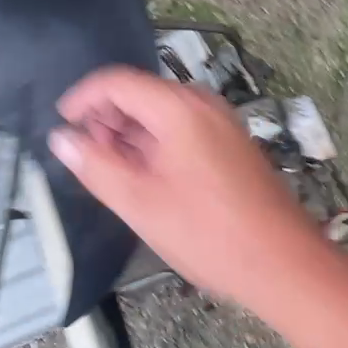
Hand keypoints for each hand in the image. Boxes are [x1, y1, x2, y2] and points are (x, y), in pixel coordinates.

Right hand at [50, 66, 316, 306]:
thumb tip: (62, 139)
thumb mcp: (140, 202)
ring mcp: (219, 120)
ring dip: (128, 134)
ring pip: (158, 112)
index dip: (82, 98)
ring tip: (113, 172)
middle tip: (86, 155)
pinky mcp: (228, 141)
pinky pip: (179, 126)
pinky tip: (146, 178)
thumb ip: (95, 165)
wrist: (285, 266)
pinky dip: (153, 143)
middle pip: (138, 93)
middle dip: (105, 119)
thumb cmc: (212, 233)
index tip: (62, 122)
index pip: (115, 81)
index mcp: (177, 106)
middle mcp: (200, 102)